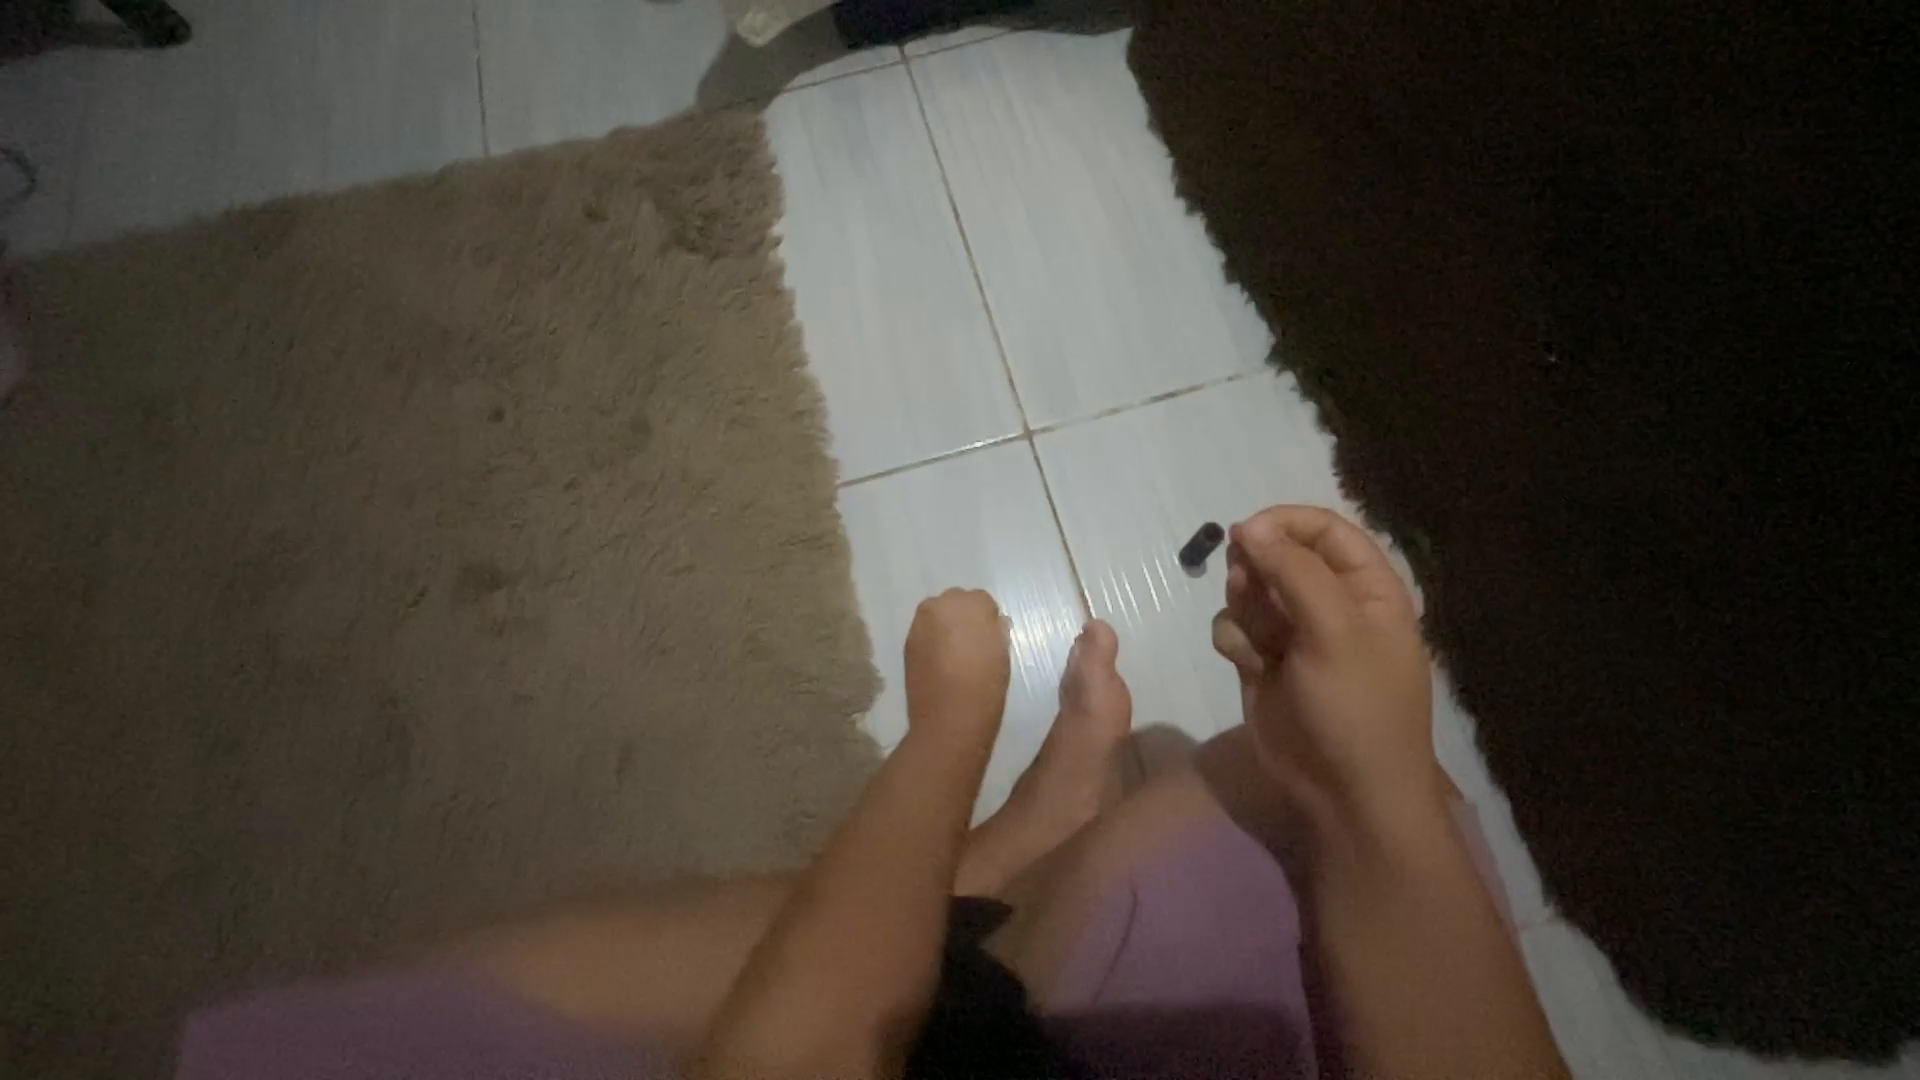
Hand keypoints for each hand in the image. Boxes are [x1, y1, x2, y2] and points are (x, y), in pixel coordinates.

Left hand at [904, 588, 1011, 751]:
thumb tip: (991, 624)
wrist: (949, 717)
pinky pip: (923, 631)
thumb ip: (995, 631)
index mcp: (973, 604)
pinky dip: (931, 639)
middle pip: (955, 601)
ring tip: (952, 653)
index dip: (987, 619)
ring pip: (936, 613)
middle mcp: (943, 604)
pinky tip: (938, 661)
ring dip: (944, 625)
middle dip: (962, 616)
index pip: (982, 601)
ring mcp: (921, 622)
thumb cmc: (985, 685)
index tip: (989, 638)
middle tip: (970, 643)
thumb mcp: (1002, 653)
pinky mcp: (907, 640)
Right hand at [1211, 506, 1441, 843]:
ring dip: (1244, 607)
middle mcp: (1330, 604)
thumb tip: (1248, 526)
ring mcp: (1294, 633)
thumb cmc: (1356, 708)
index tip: (1245, 533)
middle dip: (1257, 569)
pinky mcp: (1263, 660)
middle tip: (1250, 589)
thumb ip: (1293, 571)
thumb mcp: (1334, 631)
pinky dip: (1235, 640)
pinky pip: (1234, 627)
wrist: (1343, 792)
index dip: (1284, 523)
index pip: (1325, 529)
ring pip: (1249, 590)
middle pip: (1279, 555)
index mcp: (1367, 589)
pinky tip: (1250, 665)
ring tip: (1261, 641)